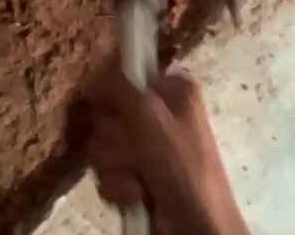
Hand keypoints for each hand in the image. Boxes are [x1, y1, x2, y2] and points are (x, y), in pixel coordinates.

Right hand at [88, 70, 249, 234]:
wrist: (198, 228)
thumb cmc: (182, 166)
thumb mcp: (152, 116)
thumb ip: (120, 88)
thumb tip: (96, 76)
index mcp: (172, 91)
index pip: (126, 75)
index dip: (113, 92)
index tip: (108, 107)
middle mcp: (159, 114)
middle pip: (109, 111)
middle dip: (116, 138)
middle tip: (135, 152)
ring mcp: (147, 148)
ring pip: (104, 143)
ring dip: (116, 165)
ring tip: (139, 180)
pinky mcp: (136, 176)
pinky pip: (107, 170)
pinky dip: (118, 186)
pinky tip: (136, 196)